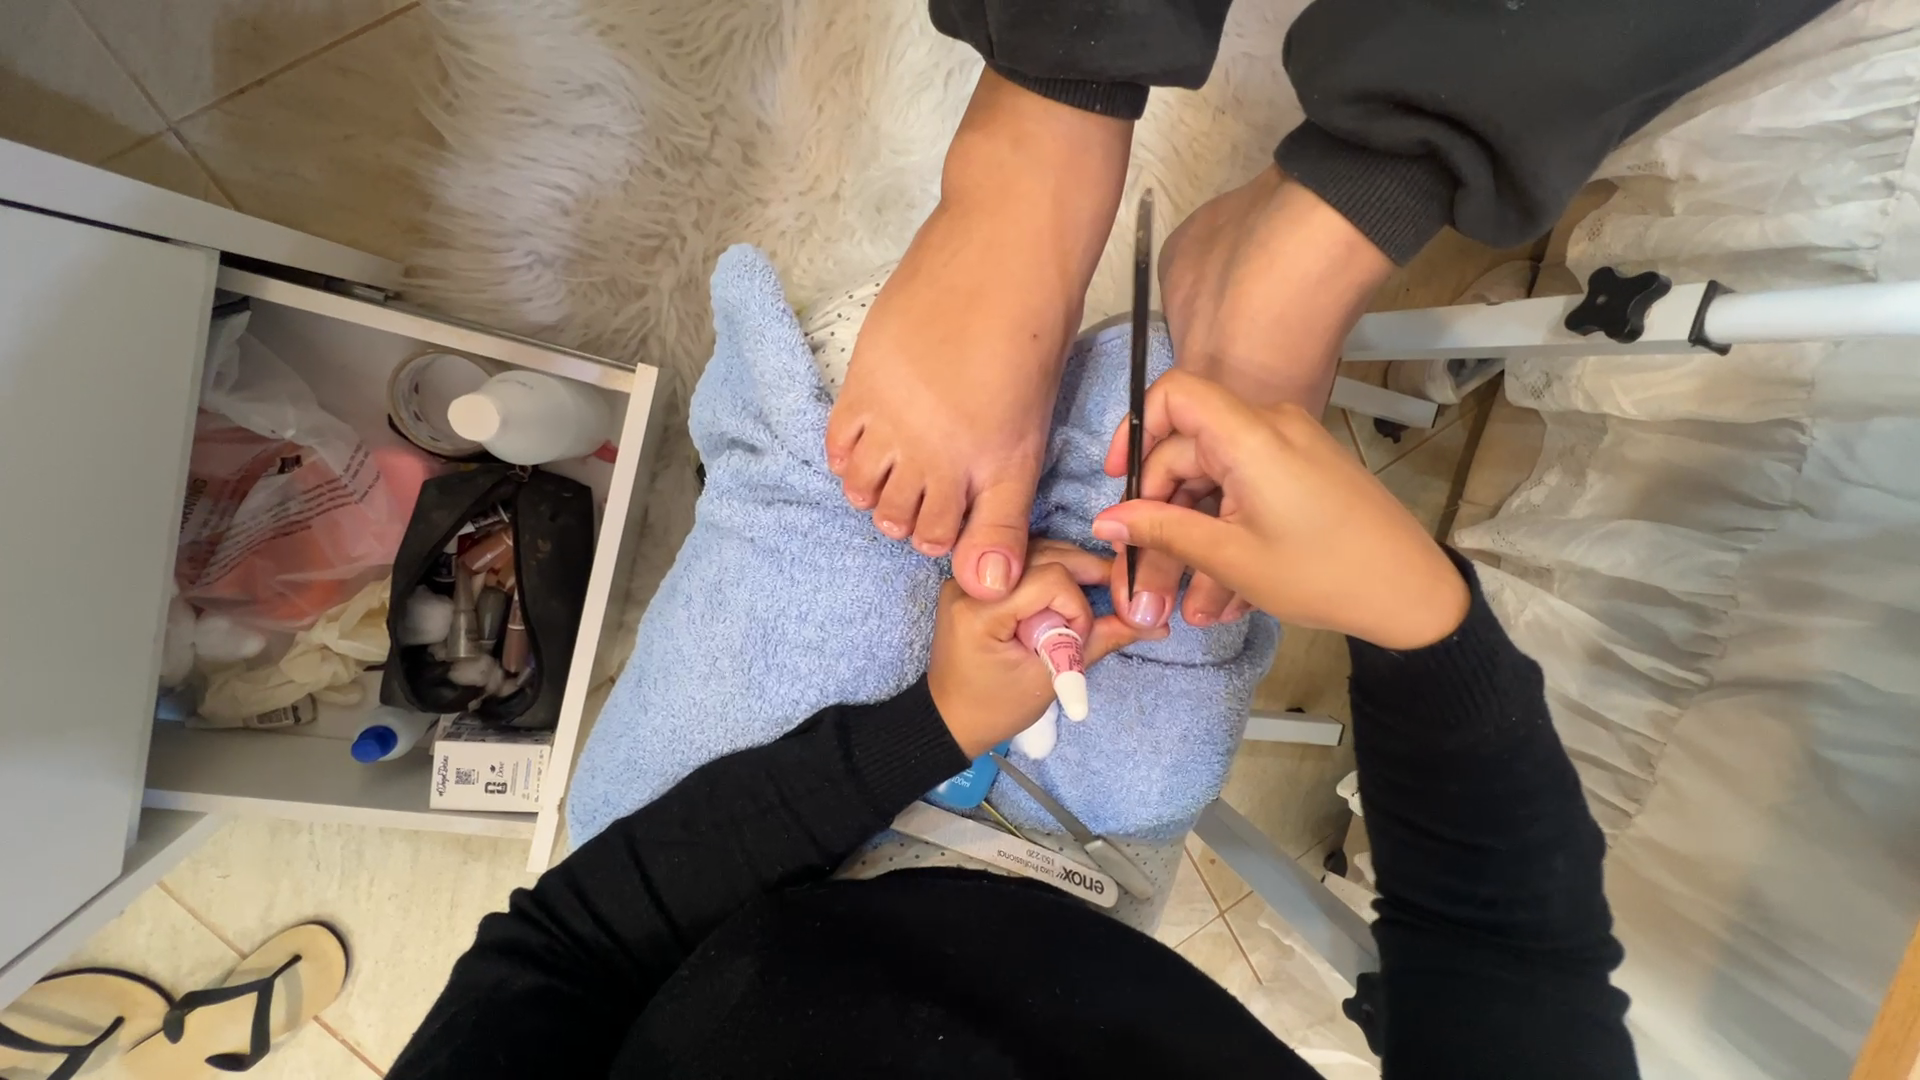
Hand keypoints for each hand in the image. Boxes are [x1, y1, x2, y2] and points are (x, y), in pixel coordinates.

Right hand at [827, 70, 1131, 600]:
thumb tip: (988, 587)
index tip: (947, 524)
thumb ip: (1004, 513)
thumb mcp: (1030, 439)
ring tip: (890, 478)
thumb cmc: (1033, 342)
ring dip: (875, 494)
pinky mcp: (861, 384)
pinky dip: (847, 459)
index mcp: (980, 472)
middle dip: (909, 521)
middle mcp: (929, 455)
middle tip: (918, 503)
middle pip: (896, 519)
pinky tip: (864, 450)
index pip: (942, 540)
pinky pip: (837, 445)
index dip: (945, 539)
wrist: (1003, 257)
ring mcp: (891, 419)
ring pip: (863, 488)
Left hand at [928, 541, 1150, 758]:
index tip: (1081, 637)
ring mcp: (968, 578)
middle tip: (1115, 592)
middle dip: (1085, 570)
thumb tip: (1155, 624)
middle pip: (1044, 553)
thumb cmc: (996, 708)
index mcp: (980, 611)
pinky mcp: (974, 580)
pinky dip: (1049, 569)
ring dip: (1070, 566)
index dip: (1077, 605)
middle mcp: (968, 583)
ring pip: (1034, 549)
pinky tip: (1068, 590)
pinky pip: (1020, 561)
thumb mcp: (1050, 680)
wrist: (949, 718)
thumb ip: (1098, 642)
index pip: (1049, 580)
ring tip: (1095, 591)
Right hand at [1116, 166, 1394, 629]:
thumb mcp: (1231, 557)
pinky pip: (1242, 495)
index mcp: (1250, 436)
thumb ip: (1161, 531)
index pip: (1175, 395)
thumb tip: (1104, 520)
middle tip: (1149, 580)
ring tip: (1191, 606)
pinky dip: (1225, 536)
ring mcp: (1286, 451)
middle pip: (1186, 454)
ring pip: (1213, 485)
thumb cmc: (1321, 573)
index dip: (1137, 429)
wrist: (1414, 595)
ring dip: (1194, 541)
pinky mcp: (1298, 475)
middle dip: (1161, 518)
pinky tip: (1223, 595)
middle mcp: (1267, 429)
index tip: (1122, 481)